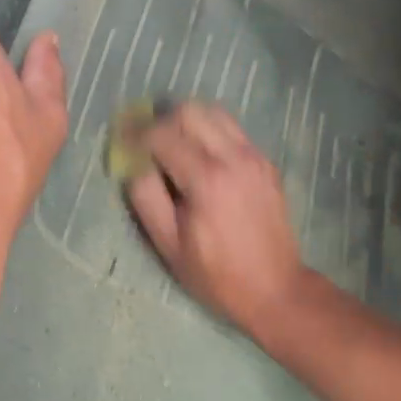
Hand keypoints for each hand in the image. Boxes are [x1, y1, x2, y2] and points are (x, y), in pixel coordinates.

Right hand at [125, 102, 313, 338]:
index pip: (162, 134)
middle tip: (149, 142)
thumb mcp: (168, 244)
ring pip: (213, 112)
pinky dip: (210, 132)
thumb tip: (131, 161)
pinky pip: (232, 129)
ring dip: (188, 121)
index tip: (122, 140)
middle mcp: (233, 157)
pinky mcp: (265, 161)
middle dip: (162, 121)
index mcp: (206, 179)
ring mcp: (254, 155)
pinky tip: (202, 159)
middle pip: (189, 110)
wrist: (277, 289)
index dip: (136, 133)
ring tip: (175, 146)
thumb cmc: (216, 274)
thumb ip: (146, 196)